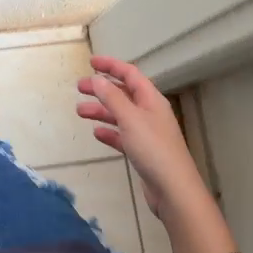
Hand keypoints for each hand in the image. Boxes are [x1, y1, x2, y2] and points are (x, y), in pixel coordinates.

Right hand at [77, 56, 204, 219]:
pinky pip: (122, 136)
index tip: (90, 63)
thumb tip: (97, 78)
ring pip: (120, 115)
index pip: (130, 74)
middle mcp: (150, 112)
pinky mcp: (143, 152)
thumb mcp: (130, 119)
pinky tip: (96, 133)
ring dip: (101, 111)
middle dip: (101, 89)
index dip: (111, 66)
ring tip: (79, 111)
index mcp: (151, 99)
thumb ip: (112, 97)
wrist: (173, 190)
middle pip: (123, 93)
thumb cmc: (153, 149)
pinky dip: (109, 132)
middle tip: (79, 88)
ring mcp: (147, 133)